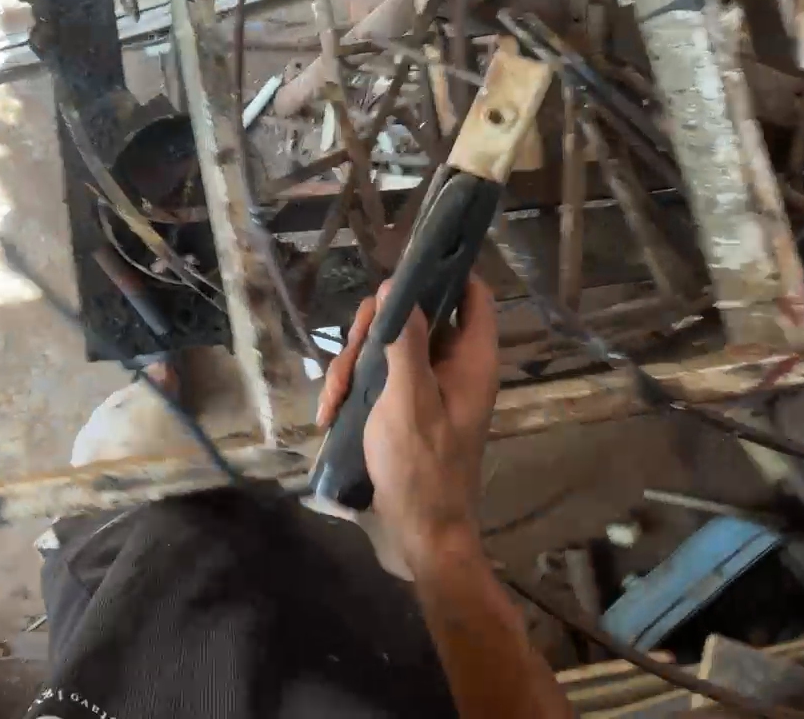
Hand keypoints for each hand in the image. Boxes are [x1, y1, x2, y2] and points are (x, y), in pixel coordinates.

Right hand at [316, 277, 503, 567]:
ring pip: (386, 343)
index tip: (403, 270)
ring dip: (353, 364)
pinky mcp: (401, 401)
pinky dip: (350, 387)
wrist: (419, 534)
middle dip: (374, 329)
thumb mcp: (410, 400)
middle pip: (414, 313)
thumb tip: (397, 288)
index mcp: (470, 359)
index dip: (446, 272)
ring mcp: (425, 383)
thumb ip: (406, 343)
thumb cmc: (422, 467)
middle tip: (353, 353)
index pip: (473, 295)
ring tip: (334, 398)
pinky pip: (374, 373)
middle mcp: (451, 364)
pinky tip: (330, 413)